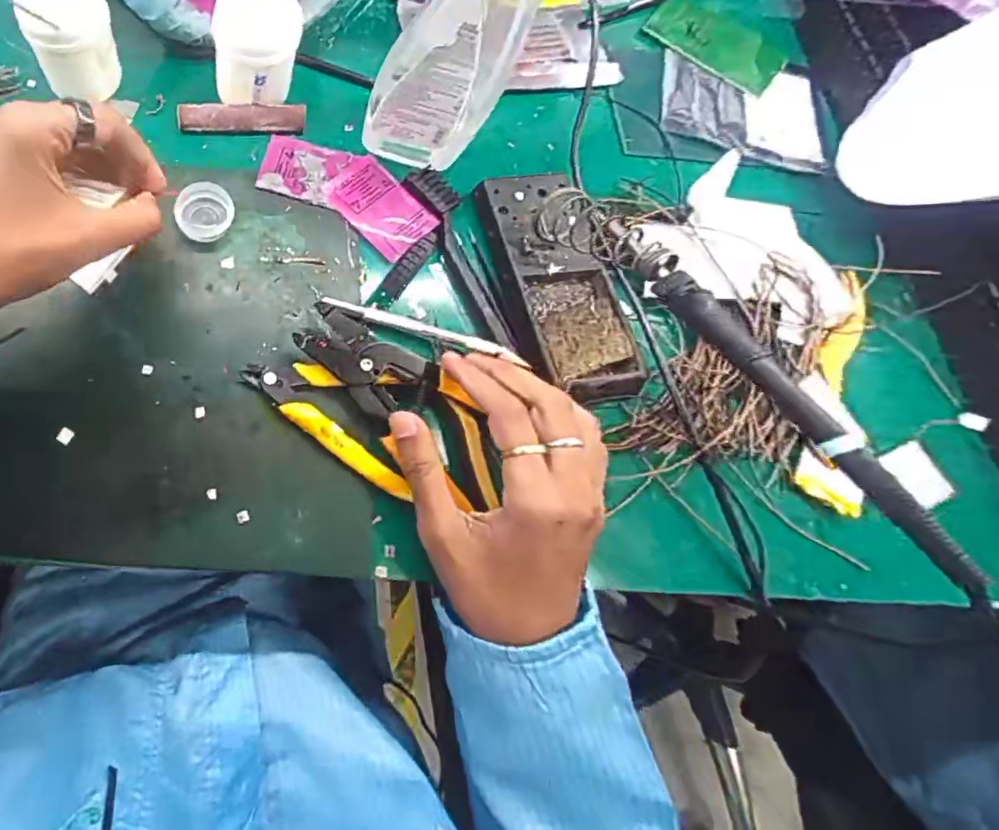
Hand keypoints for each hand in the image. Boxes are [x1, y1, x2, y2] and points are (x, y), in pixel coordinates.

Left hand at [0, 101, 167, 337]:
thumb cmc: (19, 255)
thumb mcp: (87, 237)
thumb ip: (136, 218)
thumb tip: (152, 206)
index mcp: (33, 124)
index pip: (106, 123)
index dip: (140, 157)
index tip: (156, 192)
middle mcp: (17, 118)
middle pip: (89, 130)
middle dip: (123, 165)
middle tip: (143, 199)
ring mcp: (5, 137)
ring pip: (73, 144)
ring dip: (104, 172)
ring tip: (126, 205)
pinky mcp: (2, 157)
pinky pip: (53, 156)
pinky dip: (80, 177)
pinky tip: (98, 203)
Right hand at [389, 352, 606, 645]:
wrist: (529, 639)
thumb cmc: (481, 588)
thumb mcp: (441, 533)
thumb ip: (423, 472)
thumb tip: (403, 417)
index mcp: (537, 499)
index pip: (512, 419)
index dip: (480, 383)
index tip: (451, 362)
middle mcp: (576, 490)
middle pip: (552, 409)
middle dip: (510, 374)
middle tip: (472, 358)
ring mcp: (593, 495)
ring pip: (579, 420)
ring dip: (540, 388)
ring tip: (502, 370)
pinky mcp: (595, 500)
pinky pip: (588, 440)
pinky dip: (561, 411)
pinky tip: (535, 404)